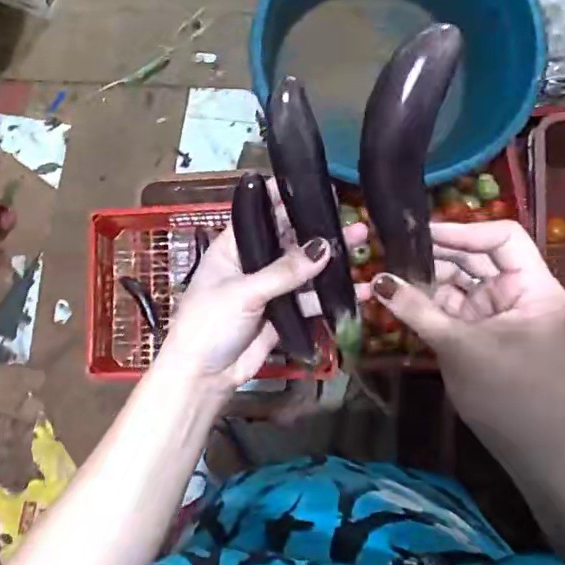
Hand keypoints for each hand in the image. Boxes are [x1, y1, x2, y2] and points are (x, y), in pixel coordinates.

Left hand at [152, 220, 360, 396]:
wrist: (203, 376)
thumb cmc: (208, 324)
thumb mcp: (243, 292)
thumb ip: (284, 271)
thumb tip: (323, 247)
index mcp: (230, 250)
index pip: (257, 217)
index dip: (280, 200)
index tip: (310, 187)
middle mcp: (250, 265)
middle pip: (287, 241)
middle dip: (315, 230)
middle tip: (349, 216)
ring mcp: (267, 291)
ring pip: (303, 271)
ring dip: (330, 260)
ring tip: (362, 242)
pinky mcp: (282, 316)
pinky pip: (309, 301)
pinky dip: (331, 296)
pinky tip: (357, 288)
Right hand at [370, 220, 564, 446]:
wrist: (529, 446)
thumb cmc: (506, 392)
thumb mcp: (458, 346)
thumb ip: (417, 309)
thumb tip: (377, 280)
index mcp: (533, 287)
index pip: (502, 238)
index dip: (462, 232)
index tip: (420, 236)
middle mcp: (517, 292)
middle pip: (475, 258)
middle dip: (434, 256)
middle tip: (390, 252)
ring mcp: (498, 312)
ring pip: (458, 282)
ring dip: (424, 279)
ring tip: (385, 276)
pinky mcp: (481, 331)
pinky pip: (451, 306)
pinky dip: (426, 303)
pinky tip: (396, 298)